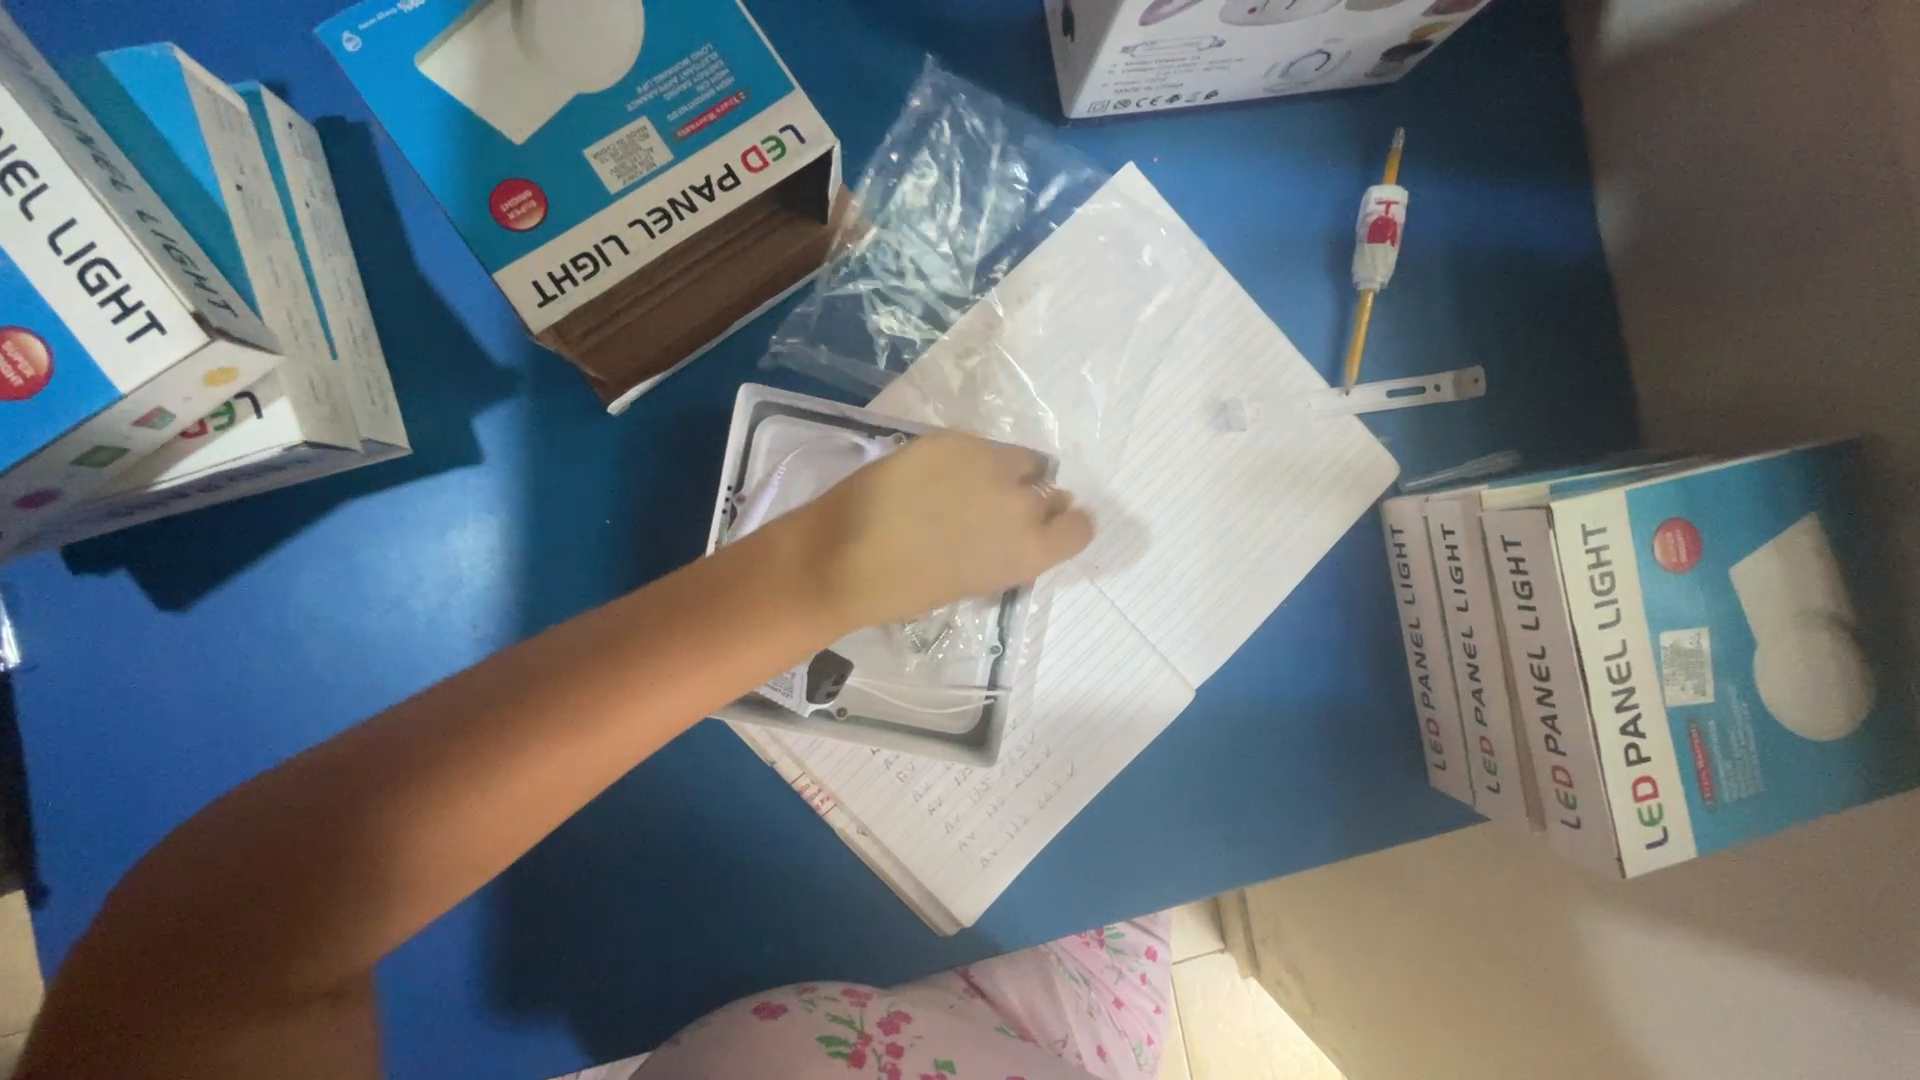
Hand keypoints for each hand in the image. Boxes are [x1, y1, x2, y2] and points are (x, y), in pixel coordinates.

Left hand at [777, 431, 1093, 630]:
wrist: (846, 557)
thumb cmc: (907, 590)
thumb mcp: (976, 581)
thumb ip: (1005, 552)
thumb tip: (1009, 531)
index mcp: (1031, 552)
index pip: (1080, 527)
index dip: (1064, 525)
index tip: (1048, 526)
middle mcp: (1023, 505)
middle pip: (1052, 491)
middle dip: (1033, 499)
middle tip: (998, 507)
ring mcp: (991, 466)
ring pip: (1023, 461)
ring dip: (1008, 473)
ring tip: (972, 485)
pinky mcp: (957, 440)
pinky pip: (983, 446)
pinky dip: (972, 459)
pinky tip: (940, 474)